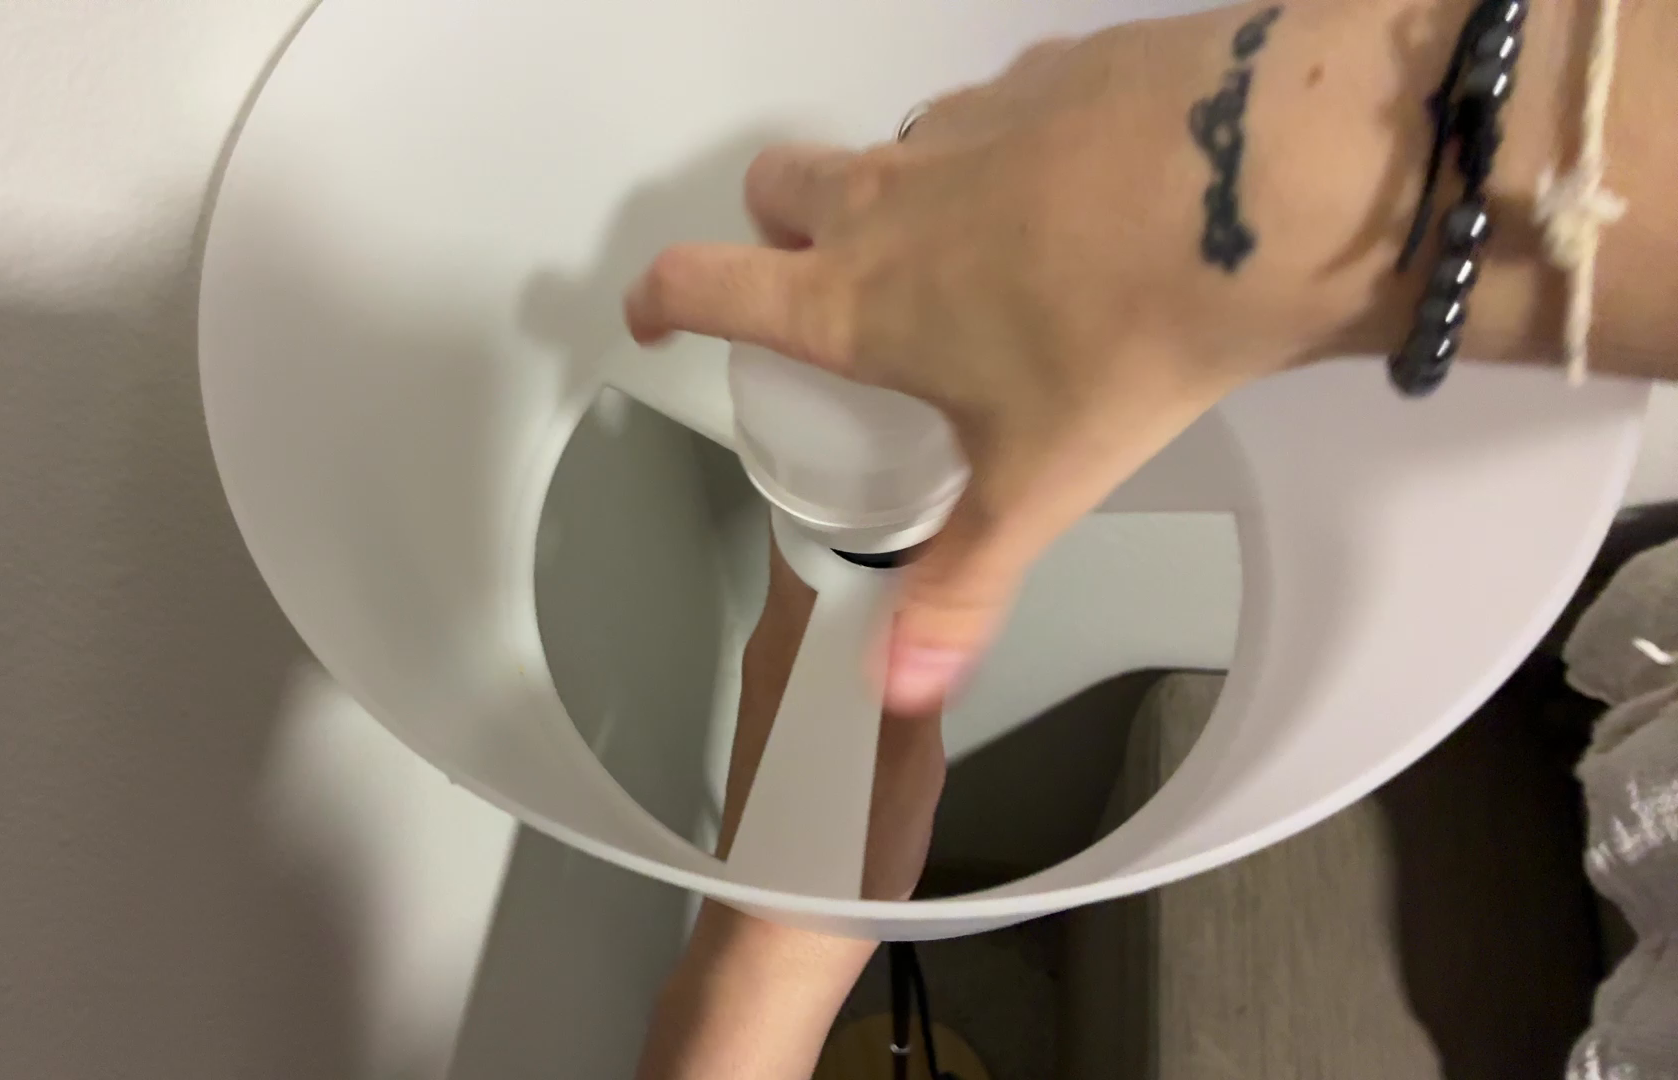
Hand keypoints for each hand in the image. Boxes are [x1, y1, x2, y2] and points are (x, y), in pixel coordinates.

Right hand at [624, 0, 1581, 712]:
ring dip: (888, 201)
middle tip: (836, 289)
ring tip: (973, 260)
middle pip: (771, 189)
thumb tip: (899, 696)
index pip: (706, 283)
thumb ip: (962, 587)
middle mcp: (883, 198)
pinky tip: (1066, 201)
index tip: (655, 321)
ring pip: (878, 153)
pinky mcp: (1041, 69)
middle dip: (777, 234)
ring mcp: (960, 123)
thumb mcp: (1037, 480)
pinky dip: (990, 160)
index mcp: (856, 298)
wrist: (1290, 184)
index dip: (659, 300)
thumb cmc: (1125, 344)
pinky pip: (981, 115)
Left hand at [636, 541, 944, 1078]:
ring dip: (869, 571)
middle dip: (873, 526)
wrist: (786, 916)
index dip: (855, 491)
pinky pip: (822, 631)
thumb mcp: (907, 745)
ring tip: (932, 561)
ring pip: (821, 592)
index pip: (808, 530)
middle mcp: (772, 640)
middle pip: (816, 554)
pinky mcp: (779, 700)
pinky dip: (859, 615)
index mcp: (795, 636)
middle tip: (940, 510)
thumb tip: (918, 592)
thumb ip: (912, 662)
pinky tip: (902, 626)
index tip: (910, 472)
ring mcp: (772, 669)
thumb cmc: (850, 841)